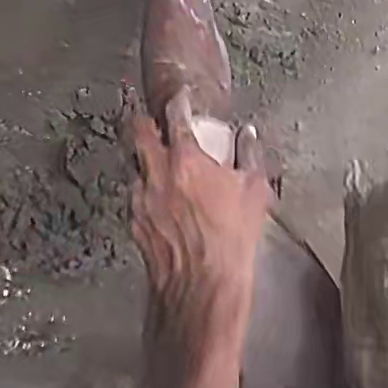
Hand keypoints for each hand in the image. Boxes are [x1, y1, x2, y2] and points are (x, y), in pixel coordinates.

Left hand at [130, 87, 269, 341]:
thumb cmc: (232, 240)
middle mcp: (155, 172)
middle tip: (156, 122)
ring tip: (158, 164)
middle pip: (138, 130)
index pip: (175, 114)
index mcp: (185, 158)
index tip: (182, 98)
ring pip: (132, 163)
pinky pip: (134, 195)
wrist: (201, 290)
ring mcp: (140, 197)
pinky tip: (158, 200)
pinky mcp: (133, 221)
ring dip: (143, 159)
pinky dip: (144, 190)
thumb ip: (250, 155)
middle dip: (146, 121)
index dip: (179, 101)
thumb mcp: (254, 193)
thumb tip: (247, 134)